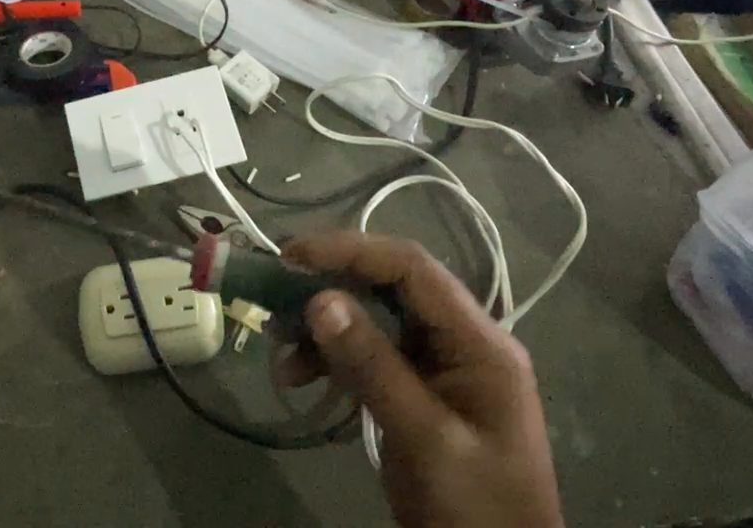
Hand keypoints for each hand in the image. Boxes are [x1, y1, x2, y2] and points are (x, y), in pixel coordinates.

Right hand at [280, 233, 563, 527]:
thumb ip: (374, 367)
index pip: (412, 268)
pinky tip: (297, 376)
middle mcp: (458, 339)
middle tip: (273, 291)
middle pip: (387, 287)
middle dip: (328, 286)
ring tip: (278, 344)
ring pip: (371, 318)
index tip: (293, 255)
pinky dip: (329, 359)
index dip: (351, 251)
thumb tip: (318, 300)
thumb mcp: (425, 439)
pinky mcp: (414, 389)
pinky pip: (367, 354)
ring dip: (322, 326)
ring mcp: (437, 365)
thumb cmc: (476, 507)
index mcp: (478, 341)